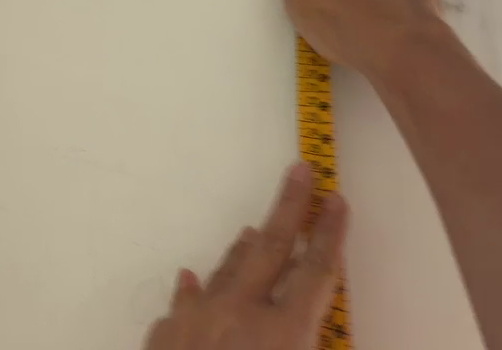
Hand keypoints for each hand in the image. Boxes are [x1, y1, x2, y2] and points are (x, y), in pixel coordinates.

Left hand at [145, 164, 348, 349]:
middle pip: (271, 249)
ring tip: (252, 232)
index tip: (336, 199)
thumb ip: (304, 344)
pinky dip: (196, 291)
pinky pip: (185, 303)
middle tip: (300, 169)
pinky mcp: (165, 333)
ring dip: (242, 251)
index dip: (329, 236)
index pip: (315, 274)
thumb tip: (301, 331)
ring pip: (226, 273)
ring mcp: (197, 319)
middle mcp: (240, 314)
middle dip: (289, 206)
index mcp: (282, 335)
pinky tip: (190, 279)